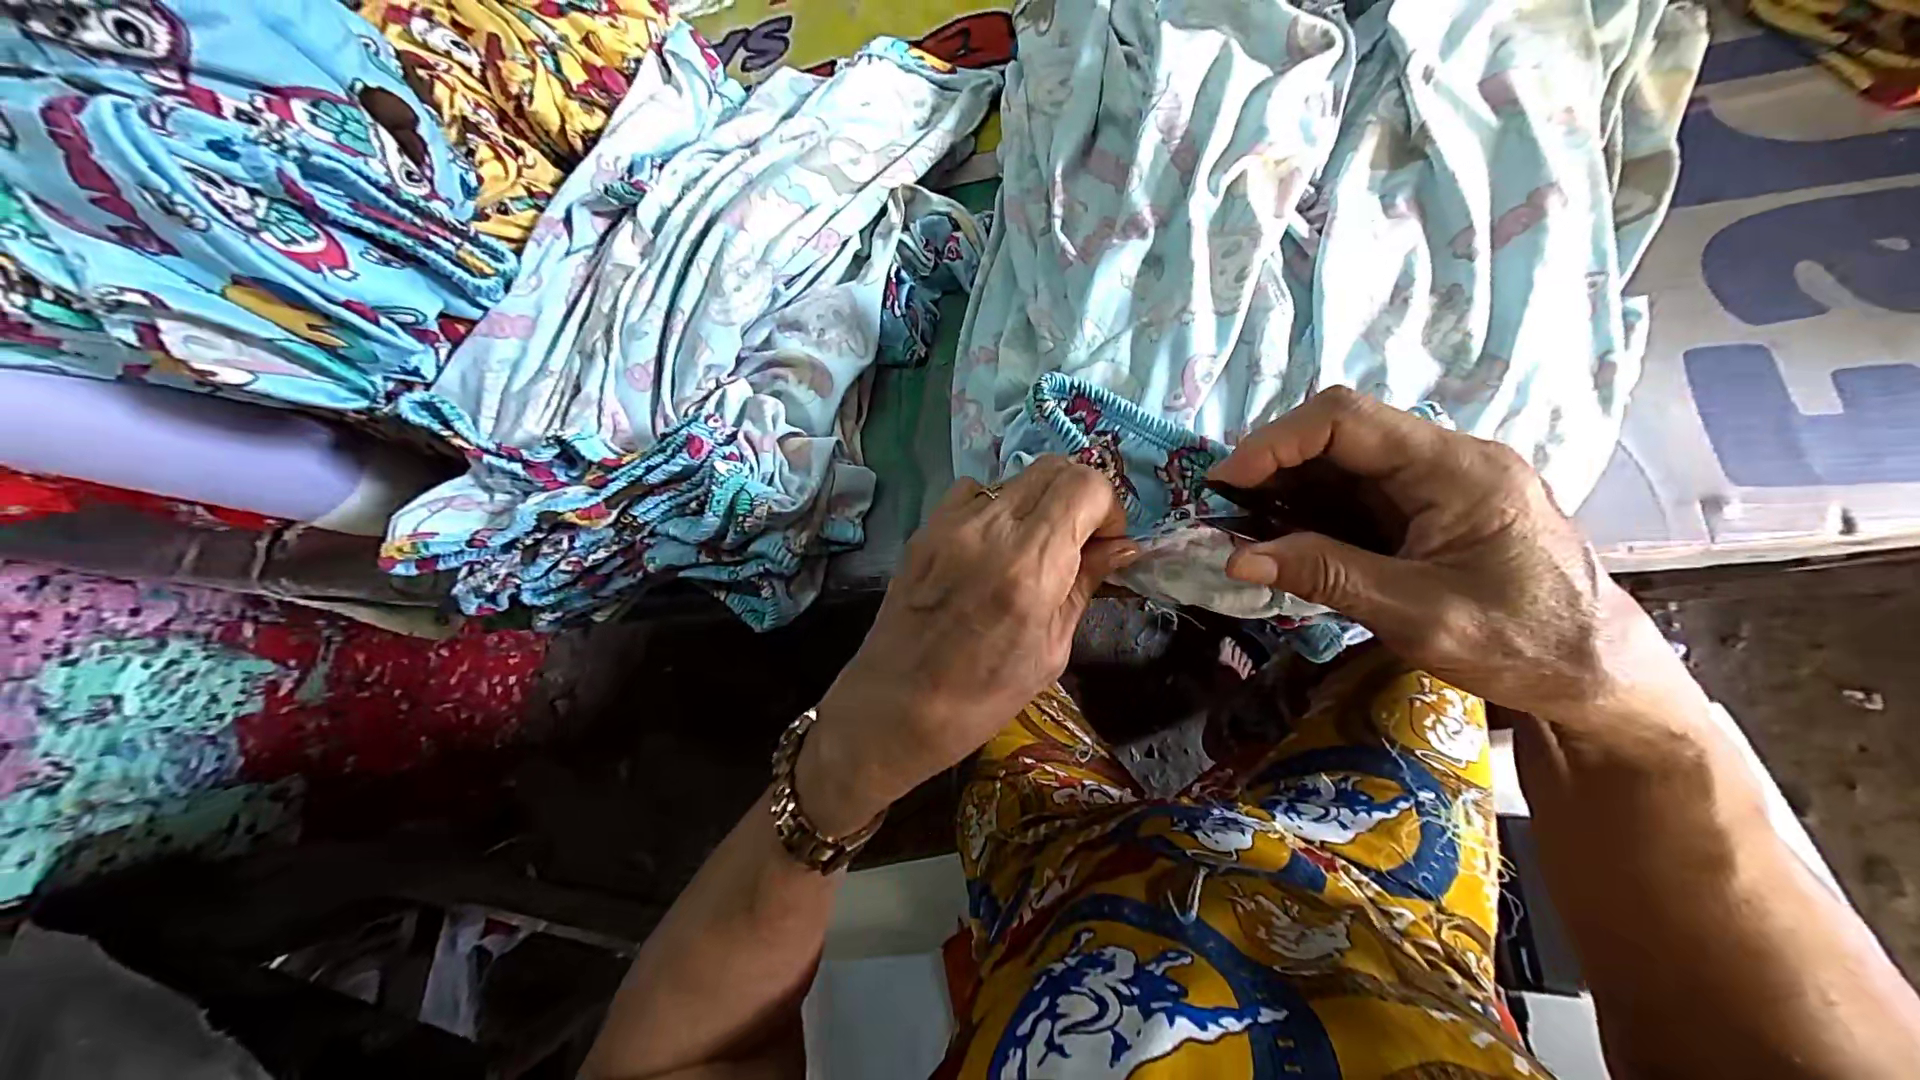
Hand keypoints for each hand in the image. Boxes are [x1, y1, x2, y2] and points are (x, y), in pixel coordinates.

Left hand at [797, 457, 1134, 834]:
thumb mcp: (1051, 648)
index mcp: (1030, 565)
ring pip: (1016, 477)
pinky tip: (992, 547)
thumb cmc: (984, 695)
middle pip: (1054, 467)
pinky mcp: (926, 527)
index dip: (1108, 508)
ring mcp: (951, 522)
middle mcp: (990, 529)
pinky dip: (998, 507)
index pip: (1085, 486)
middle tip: (1079, 540)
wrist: (896, 705)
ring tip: (1033, 547)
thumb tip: (1122, 547)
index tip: (1105, 543)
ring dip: (1039, 501)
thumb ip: (1085, 584)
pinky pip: (975, 493)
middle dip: (1080, 496)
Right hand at [1210, 387, 1680, 724]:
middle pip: (1338, 430)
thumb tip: (1236, 558)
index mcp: (1457, 470)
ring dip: (1285, 486)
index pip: (1346, 419)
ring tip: (1245, 525)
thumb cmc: (1523, 645)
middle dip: (1272, 463)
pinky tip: (1286, 537)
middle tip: (1226, 508)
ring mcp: (1437, 481)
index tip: (1224, 483)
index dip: (1274, 443)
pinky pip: (1353, 489)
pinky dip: (1308, 508)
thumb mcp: (1418, 616)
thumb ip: (1327, 576)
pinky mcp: (1426, 506)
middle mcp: (1446, 458)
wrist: (1601, 677)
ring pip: (1340, 459)